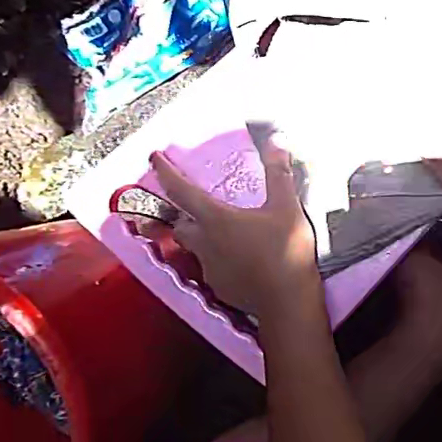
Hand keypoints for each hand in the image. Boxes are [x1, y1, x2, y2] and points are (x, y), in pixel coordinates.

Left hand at [150, 131, 320, 326]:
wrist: (287, 299)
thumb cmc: (286, 249)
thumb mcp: (287, 207)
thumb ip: (279, 175)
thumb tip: (276, 142)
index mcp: (216, 219)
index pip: (181, 191)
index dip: (166, 172)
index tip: (154, 157)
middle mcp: (204, 242)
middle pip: (180, 224)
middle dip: (181, 212)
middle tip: (195, 205)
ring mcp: (210, 267)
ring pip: (195, 247)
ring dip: (201, 236)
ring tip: (223, 232)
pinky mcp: (219, 286)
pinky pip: (212, 267)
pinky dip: (220, 258)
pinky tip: (240, 259)